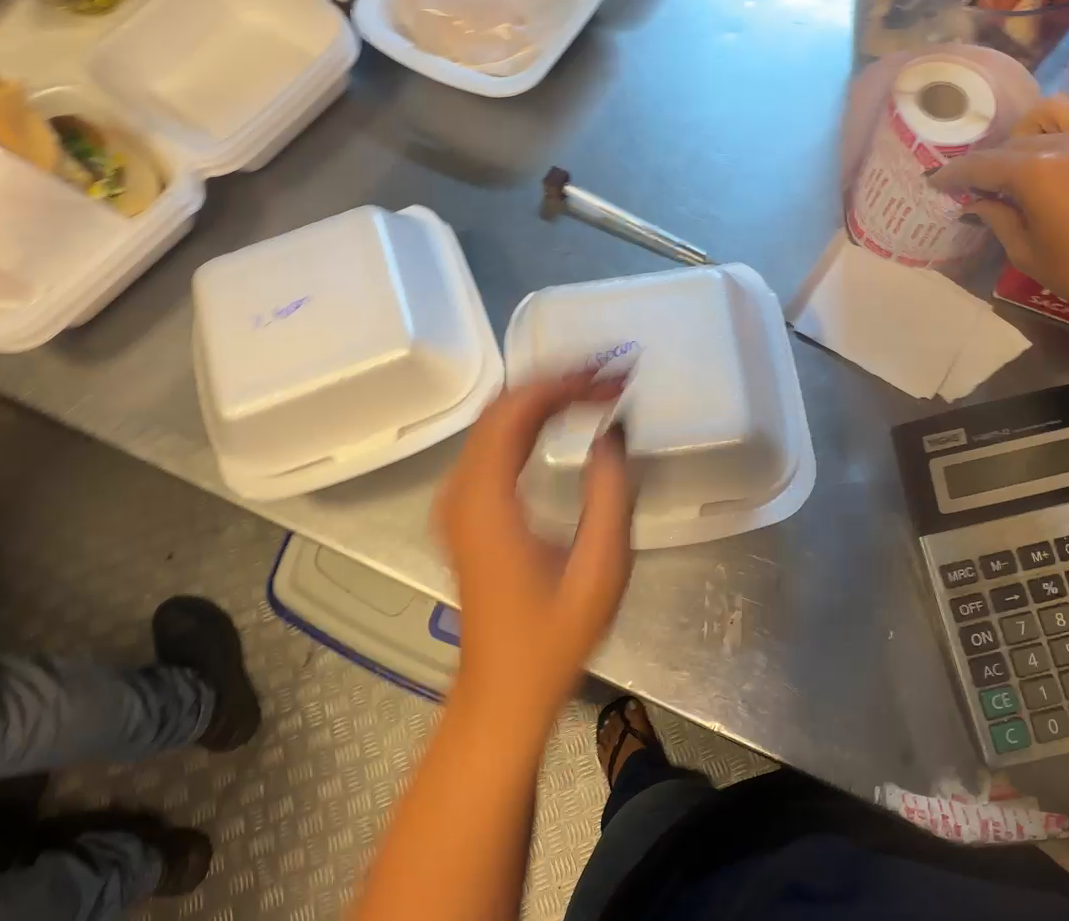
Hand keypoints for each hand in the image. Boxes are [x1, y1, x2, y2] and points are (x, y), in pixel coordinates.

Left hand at [435, 370, 634, 726]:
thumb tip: (612, 434)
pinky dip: (530, 422)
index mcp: (486, 501)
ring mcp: (457, 501)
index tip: (612, 378)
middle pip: (502, 408)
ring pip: (495, 422)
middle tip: (611, 378)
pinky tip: (563, 419)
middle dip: (557, 382)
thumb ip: (610, 494)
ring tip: (596, 390)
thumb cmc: (553, 638)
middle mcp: (460, 491)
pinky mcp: (465, 512)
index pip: (516, 411)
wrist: (503, 690)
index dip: (565, 383)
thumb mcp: (600, 570)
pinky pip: (493, 445)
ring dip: (544, 398)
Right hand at [929, 95, 1068, 328]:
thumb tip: (976, 203)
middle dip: (994, 161)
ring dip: (1034, 129)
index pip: (981, 165)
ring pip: (1056, 109)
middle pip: (1015, 141)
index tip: (937, 181)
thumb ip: (999, 219)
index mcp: (1037, 171)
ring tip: (1032, 156)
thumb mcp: (1029, 255)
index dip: (954, 174)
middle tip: (988, 185)